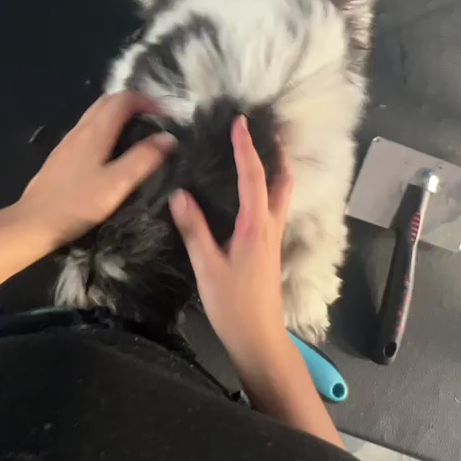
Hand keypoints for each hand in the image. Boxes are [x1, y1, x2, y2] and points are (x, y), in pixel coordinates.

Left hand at [11, 91, 176, 247]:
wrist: (33, 223)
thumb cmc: (77, 204)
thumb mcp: (117, 184)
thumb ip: (143, 159)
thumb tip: (168, 137)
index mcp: (96, 131)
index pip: (124, 99)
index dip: (147, 101)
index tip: (165, 117)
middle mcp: (80, 129)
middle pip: (108, 101)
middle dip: (134, 104)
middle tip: (154, 122)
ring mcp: (68, 142)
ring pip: (96, 114)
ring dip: (119, 115)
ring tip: (138, 135)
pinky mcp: (62, 156)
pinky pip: (88, 129)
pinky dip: (106, 128)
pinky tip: (112, 152)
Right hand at [169, 115, 295, 367]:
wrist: (259, 339)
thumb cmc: (232, 305)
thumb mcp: (207, 266)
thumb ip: (194, 229)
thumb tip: (180, 194)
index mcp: (256, 225)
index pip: (253, 176)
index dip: (246, 147)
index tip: (239, 122)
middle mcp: (270, 226)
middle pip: (281, 179)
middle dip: (274, 152)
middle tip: (263, 130)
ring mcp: (273, 237)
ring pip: (281, 193)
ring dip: (275, 169)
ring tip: (260, 151)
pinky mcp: (269, 247)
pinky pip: (273, 206)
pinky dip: (268, 187)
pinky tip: (252, 191)